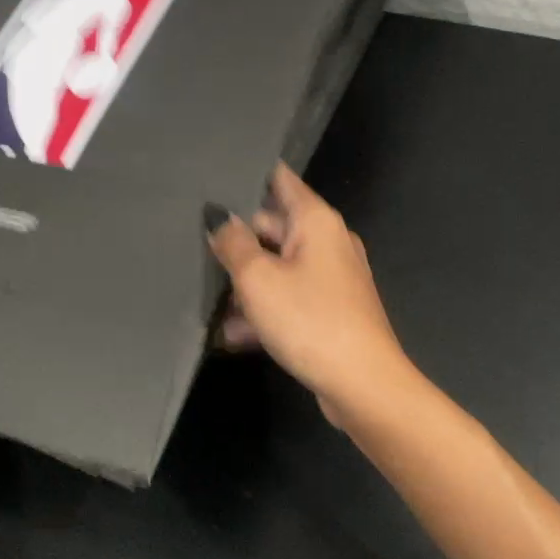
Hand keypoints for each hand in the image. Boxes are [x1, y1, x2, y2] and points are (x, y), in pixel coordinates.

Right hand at [208, 164, 413, 422]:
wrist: (363, 383)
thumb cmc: (309, 320)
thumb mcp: (258, 279)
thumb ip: (235, 244)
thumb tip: (222, 218)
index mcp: (317, 221)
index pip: (282, 181)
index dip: (252, 175)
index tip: (218, 175)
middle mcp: (329, 241)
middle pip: (276, 227)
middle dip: (240, 241)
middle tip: (196, 248)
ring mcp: (334, 277)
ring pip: (281, 267)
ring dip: (248, 284)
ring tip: (208, 302)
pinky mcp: (333, 310)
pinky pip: (292, 299)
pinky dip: (266, 311)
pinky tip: (232, 335)